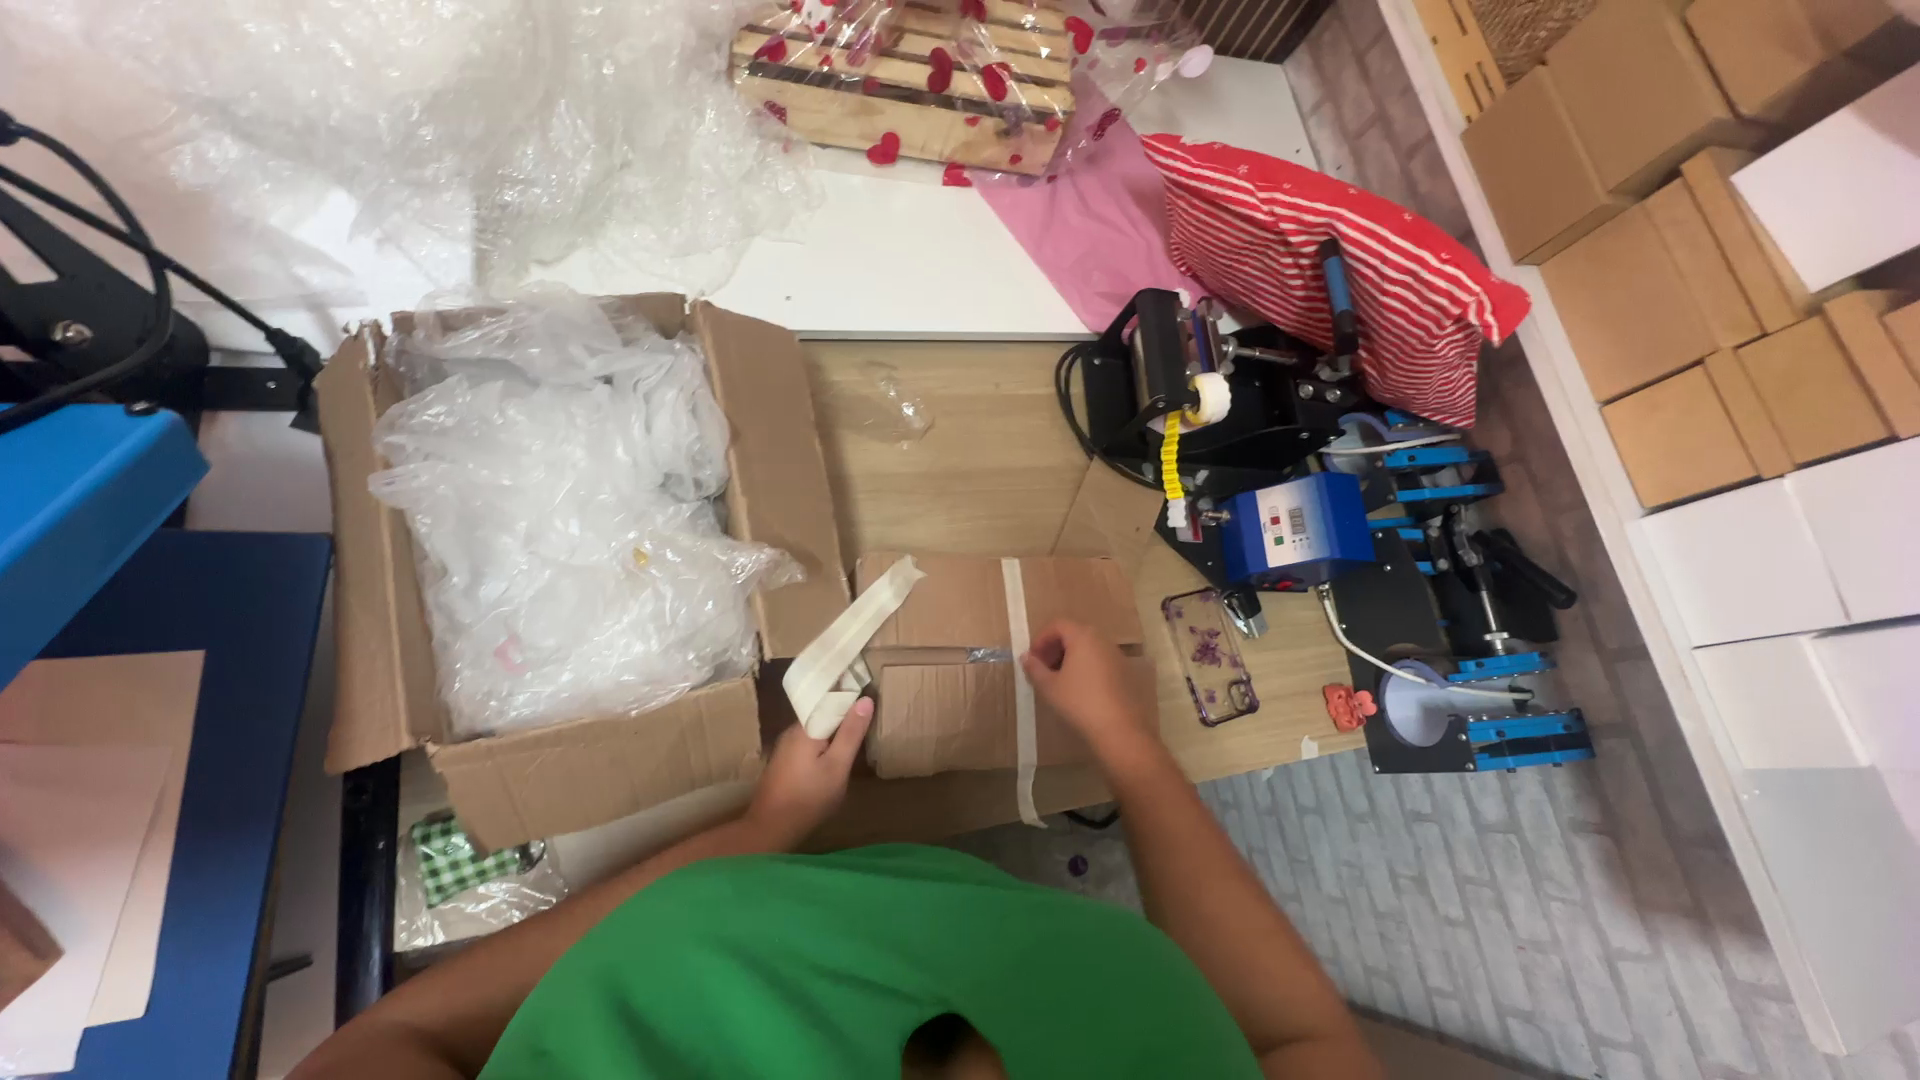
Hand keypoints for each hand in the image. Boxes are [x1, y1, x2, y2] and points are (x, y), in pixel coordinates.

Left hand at [746, 697, 872, 848]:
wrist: (770, 828)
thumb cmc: (808, 797)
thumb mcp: (837, 766)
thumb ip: (851, 733)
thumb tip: (866, 699)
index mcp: (806, 727)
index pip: (831, 700)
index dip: (852, 699)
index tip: (872, 700)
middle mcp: (792, 731)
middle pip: (822, 714)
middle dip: (844, 715)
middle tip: (869, 720)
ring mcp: (785, 746)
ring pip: (815, 729)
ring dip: (834, 731)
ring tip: (857, 735)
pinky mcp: (784, 761)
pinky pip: (808, 742)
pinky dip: (823, 744)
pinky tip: (834, 755)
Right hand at [1020, 619, 1158, 759]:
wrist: (1119, 728)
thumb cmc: (1079, 702)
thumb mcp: (1049, 686)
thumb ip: (1035, 668)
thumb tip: (1026, 657)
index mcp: (1083, 636)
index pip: (1058, 625)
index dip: (1041, 639)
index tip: (1032, 658)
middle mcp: (1102, 640)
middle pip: (1074, 634)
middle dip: (1055, 648)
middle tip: (1043, 668)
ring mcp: (1116, 655)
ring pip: (1088, 647)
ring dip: (1070, 657)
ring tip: (1059, 679)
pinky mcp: (1125, 671)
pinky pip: (1100, 660)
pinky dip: (1085, 666)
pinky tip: (1079, 689)